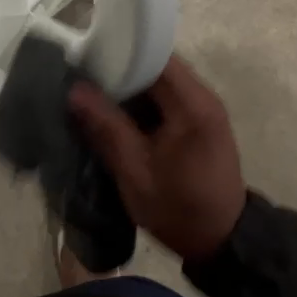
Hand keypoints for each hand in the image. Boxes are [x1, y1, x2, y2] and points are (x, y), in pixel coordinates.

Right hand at [70, 56, 247, 262]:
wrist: (222, 243)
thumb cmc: (179, 209)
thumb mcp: (135, 171)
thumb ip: (106, 127)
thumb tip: (74, 90)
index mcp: (193, 104)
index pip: (154, 56)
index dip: (120, 52)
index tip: (87, 59)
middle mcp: (203, 97)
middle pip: (157, 66)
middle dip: (120, 70)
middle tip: (84, 78)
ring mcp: (203, 109)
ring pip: (159, 82)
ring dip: (129, 87)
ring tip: (94, 93)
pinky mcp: (199, 122)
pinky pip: (165, 99)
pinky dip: (141, 102)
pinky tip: (116, 113)